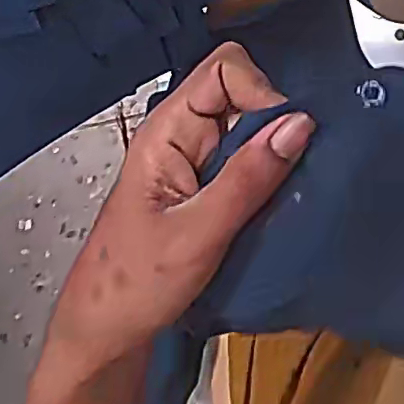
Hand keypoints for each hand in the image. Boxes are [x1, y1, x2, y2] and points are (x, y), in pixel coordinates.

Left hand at [43, 43, 315, 368]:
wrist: (106, 335)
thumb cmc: (130, 288)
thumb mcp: (197, 236)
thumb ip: (249, 179)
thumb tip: (298, 125)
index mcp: (167, 131)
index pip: (223, 69)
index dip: (260, 90)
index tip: (285, 135)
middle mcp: (183, 134)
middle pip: (242, 91)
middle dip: (274, 122)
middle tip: (288, 168)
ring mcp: (197, 157)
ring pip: (250, 124)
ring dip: (275, 149)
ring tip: (285, 186)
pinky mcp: (209, 181)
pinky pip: (250, 156)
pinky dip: (271, 170)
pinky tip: (277, 198)